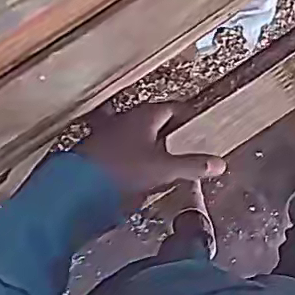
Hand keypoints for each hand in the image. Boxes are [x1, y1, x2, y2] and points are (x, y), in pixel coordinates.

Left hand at [74, 103, 224, 208]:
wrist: (75, 185)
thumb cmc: (123, 169)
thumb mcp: (165, 169)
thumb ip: (193, 166)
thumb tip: (220, 163)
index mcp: (146, 115)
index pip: (174, 108)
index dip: (188, 117)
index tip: (200, 125)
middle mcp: (127, 118)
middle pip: (155, 120)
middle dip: (170, 131)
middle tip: (187, 143)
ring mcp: (109, 132)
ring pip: (138, 133)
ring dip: (151, 143)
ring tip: (166, 159)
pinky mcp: (96, 150)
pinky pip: (122, 147)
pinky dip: (134, 155)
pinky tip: (140, 170)